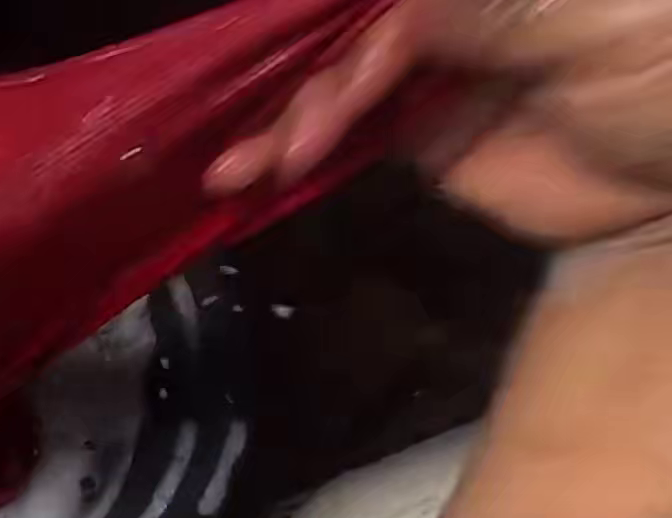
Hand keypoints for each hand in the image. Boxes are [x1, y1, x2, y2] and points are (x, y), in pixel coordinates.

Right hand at [205, 0, 671, 248]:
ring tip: (239, 173)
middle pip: (361, 35)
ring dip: (283, 127)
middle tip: (287, 150)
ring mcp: (437, 68)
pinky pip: (337, 131)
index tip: (340, 80)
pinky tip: (253, 173)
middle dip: (313, 91)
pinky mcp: (408, 129)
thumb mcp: (606, 19)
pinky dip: (292, 151)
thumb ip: (494, 8)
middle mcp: (473, 10)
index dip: (353, 27)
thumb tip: (386, 19)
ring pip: (337, 84)